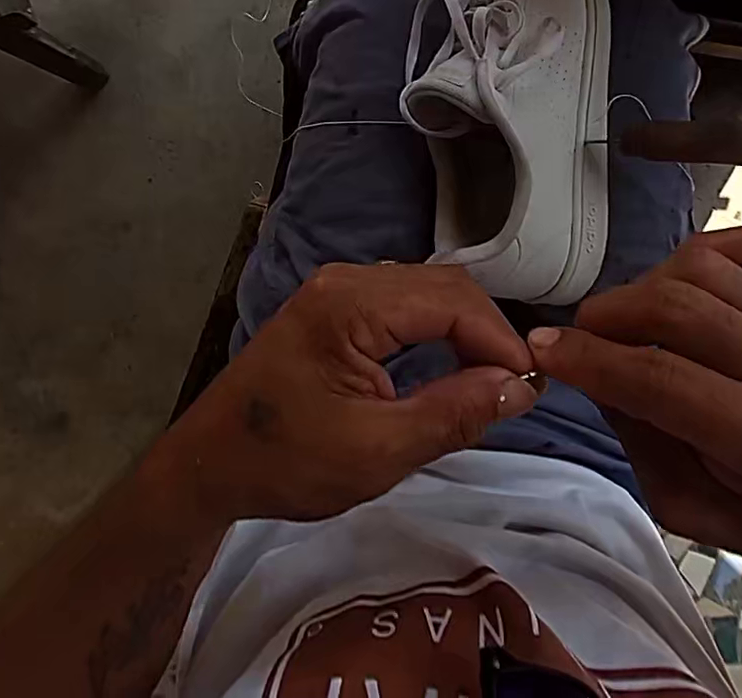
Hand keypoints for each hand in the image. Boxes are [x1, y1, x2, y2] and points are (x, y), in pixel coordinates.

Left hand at [157, 262, 539, 523]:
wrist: (211, 461)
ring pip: (423, 290)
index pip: (450, 300)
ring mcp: (334, 289)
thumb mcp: (377, 450)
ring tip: (487, 379)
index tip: (529, 389)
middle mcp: (344, 280)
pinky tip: (449, 361)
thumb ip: (453, 413)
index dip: (499, 340)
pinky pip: (400, 302)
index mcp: (349, 304)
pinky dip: (434, 328)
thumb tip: (519, 386)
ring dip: (463, 328)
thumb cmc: (286, 460)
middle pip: (440, 285)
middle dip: (486, 331)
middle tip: (511, 389)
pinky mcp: (332, 306)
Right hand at [528, 227, 741, 573]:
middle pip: (681, 309)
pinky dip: (702, 253)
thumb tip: (582, 358)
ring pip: (706, 268)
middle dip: (606, 316)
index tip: (541, 348)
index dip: (590, 358)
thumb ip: (631, 425)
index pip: (665, 380)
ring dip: (643, 285)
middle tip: (578, 338)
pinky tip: (677, 284)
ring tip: (629, 319)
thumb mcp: (677, 501)